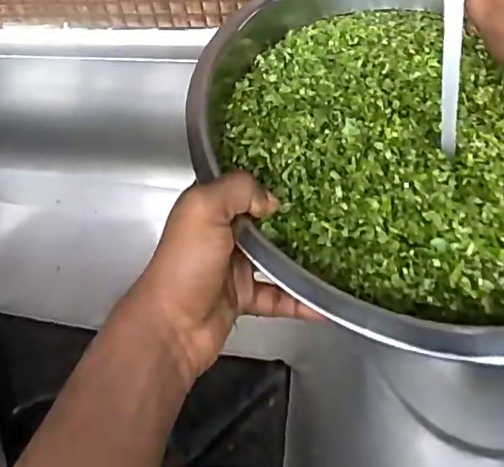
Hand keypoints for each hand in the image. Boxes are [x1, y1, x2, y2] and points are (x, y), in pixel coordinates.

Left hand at [114, 172, 319, 382]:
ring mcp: (231, 266)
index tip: (296, 177)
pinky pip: (277, 296)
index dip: (262, 180)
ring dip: (297, 258)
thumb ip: (238, 191)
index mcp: (206, 206)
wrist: (173, 325)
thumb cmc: (185, 261)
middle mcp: (219, 232)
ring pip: (272, 257)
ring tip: (330, 253)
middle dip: (286, 217)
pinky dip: (299, 300)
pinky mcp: (242, 298)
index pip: (237, 185)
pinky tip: (322, 304)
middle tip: (323, 212)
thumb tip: (270, 199)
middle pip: (259, 221)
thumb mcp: (205, 209)